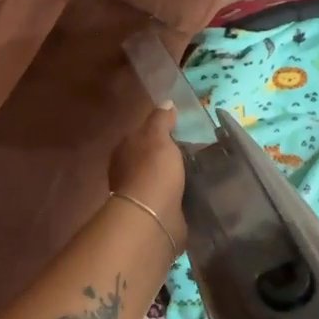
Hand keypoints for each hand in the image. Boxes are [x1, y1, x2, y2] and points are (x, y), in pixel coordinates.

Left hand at [108, 105, 186, 249]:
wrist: (153, 217)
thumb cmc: (153, 170)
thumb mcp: (157, 137)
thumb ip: (160, 119)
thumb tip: (166, 102)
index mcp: (123, 150)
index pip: (140, 134)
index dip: (158, 131)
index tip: (180, 130)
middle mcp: (125, 172)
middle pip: (148, 157)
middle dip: (165, 155)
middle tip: (192, 151)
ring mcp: (138, 194)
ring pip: (157, 178)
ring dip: (172, 176)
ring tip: (195, 171)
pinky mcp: (152, 213)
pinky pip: (166, 197)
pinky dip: (176, 193)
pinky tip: (190, 191)